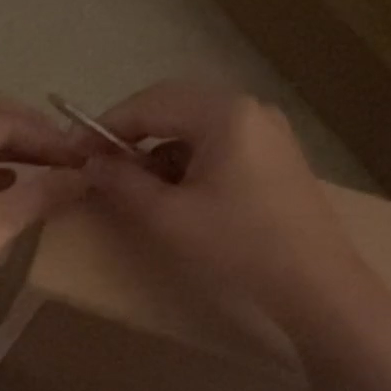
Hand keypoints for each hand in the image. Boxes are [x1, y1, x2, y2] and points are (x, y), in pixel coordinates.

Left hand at [0, 96, 87, 326]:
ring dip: (10, 144)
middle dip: (29, 129)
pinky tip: (14, 179)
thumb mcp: (0, 221)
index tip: (79, 155)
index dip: (47, 136)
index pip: (6, 121)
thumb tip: (86, 176)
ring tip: (47, 163)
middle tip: (63, 149)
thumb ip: (45, 192)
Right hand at [77, 80, 353, 312]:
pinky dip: (186, 159)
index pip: (148, 103)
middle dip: (131, 133)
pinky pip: (217, 142)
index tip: (73, 153)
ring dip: (158, 148)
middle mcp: (248, 108)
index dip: (105, 127)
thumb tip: (89, 163)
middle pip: (172, 106)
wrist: (317, 286)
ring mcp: (267, 131)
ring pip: (194, 125)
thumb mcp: (167, 217)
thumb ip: (122, 182)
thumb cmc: (238, 246)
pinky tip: (173, 191)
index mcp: (223, 112)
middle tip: (98, 164)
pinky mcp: (275, 155)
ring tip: (133, 183)